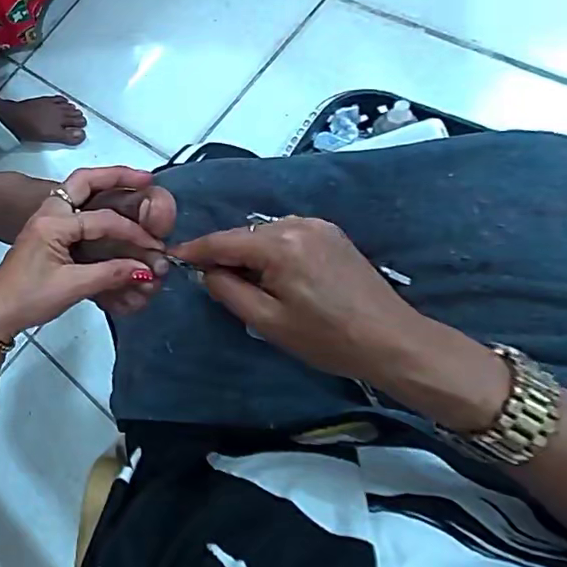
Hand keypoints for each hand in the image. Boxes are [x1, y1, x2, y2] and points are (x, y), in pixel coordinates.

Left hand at [0, 167, 167, 335]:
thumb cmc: (29, 298)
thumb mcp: (71, 287)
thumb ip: (110, 275)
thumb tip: (146, 270)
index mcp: (53, 223)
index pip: (104, 220)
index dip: (133, 233)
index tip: (155, 248)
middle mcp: (49, 213)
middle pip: (84, 181)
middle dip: (116, 176)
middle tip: (146, 178)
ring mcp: (46, 221)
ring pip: (77, 190)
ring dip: (104, 184)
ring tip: (133, 184)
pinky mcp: (47, 233)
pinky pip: (74, 208)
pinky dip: (94, 203)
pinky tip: (111, 208)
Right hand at [172, 216, 432, 387]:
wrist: (394, 342)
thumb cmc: (327, 338)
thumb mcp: (268, 321)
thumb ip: (227, 291)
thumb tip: (207, 272)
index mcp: (280, 245)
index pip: (222, 241)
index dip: (194, 250)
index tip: (172, 257)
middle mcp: (297, 224)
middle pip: (242, 235)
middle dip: (222, 254)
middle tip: (209, 280)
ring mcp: (318, 226)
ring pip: (263, 234)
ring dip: (247, 253)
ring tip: (245, 283)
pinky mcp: (331, 234)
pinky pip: (285, 235)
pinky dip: (270, 251)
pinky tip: (273, 274)